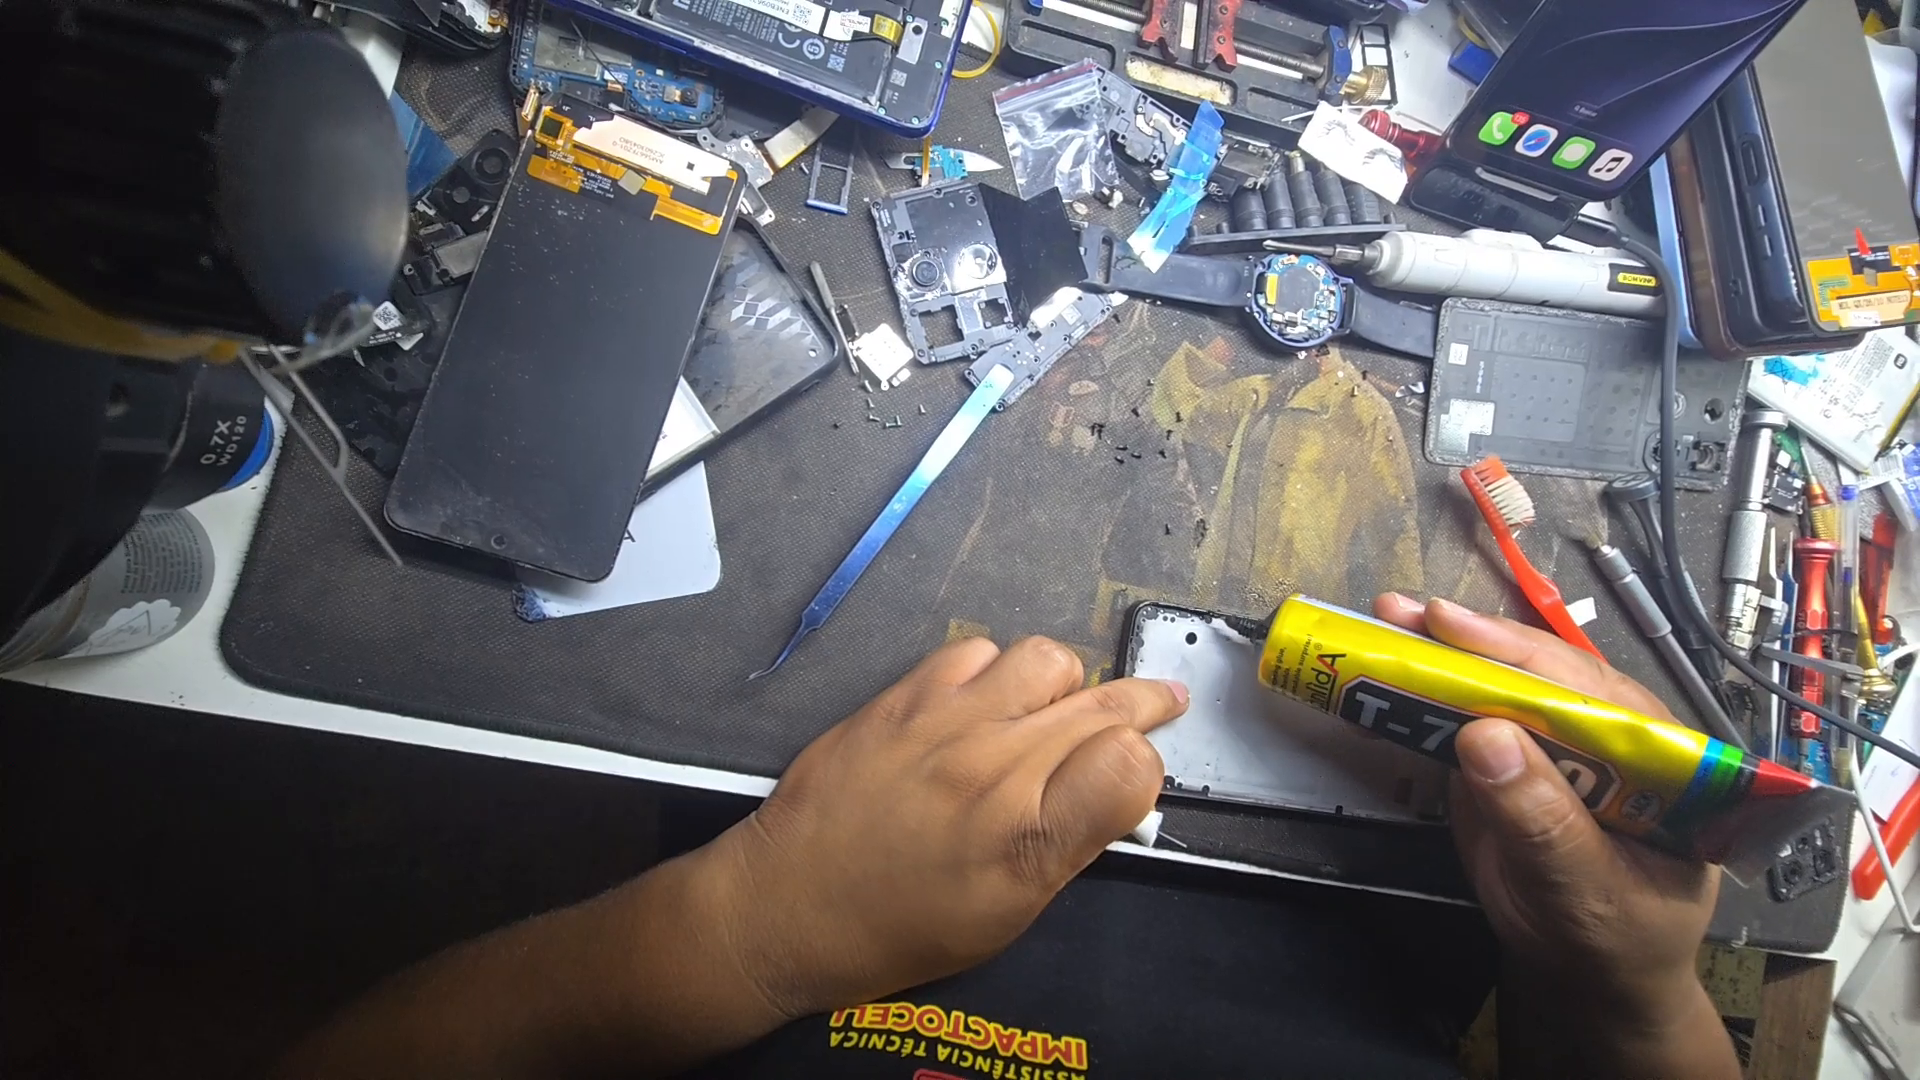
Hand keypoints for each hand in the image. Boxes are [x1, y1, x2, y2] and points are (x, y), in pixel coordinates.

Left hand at [708, 636, 1188, 1021]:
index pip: (1131, 762)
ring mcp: (947, 719)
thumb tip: (1114, 786)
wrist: (788, 901)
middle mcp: (995, 765)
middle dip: (1143, 701)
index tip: (1135, 767)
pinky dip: (994, 670)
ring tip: (1051, 707)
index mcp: (1028, 838)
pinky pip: (977, 650)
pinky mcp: (905, 694)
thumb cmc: (899, 926)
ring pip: (1048, 659)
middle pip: (1103, 702)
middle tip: (1159, 701)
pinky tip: (983, 698)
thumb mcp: (1004, 914)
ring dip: (1064, 683)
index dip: (1146, 761)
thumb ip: (1069, 841)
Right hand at [1375, 595, 1732, 1078]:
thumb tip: (1483, 735)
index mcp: (1655, 758)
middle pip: (1534, 668)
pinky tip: (1374, 681)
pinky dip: (1412, 693)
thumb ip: (1543, 819)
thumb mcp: (1582, 888)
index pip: (1588, 688)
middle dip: (1464, 636)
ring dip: (1433, 651)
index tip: (1450, 625)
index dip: (1518, 651)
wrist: (1577, 966)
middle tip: (1399, 611)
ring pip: (1491, 680)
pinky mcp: (1500, 751)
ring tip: (1381, 621)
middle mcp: (1602, 733)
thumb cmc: (1607, 934)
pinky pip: (1456, 712)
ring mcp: (1547, 739)